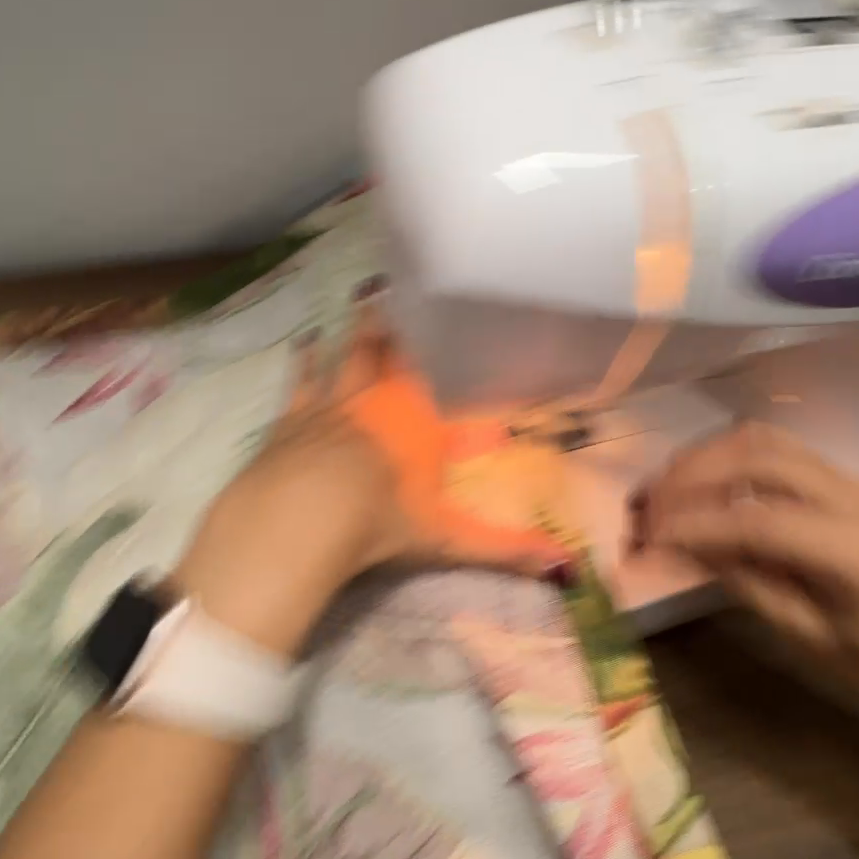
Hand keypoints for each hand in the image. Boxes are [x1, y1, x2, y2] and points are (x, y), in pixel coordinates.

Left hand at [172, 298, 571, 622]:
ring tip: (365, 291)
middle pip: (393, 355)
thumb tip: (567, 569)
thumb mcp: (446, 539)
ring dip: (358, 326)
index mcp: (417, 426)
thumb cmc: (378, 523)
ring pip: (349, 353)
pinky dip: (304, 359)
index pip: (440, 383)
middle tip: (407, 289)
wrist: (299, 518)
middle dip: (402, 325)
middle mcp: (378, 403)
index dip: (452, 358)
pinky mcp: (291, 417)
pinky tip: (303, 339)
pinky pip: (302, 378)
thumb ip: (504, 550)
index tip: (466, 328)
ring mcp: (332, 405)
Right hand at [631, 423, 858, 709]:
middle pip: (760, 460)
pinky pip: (777, 448)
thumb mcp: (795, 630)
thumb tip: (674, 539)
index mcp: (856, 551)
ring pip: (765, 441)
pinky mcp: (845, 474)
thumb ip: (737, 575)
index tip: (649, 534)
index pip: (759, 520)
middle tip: (649, 502)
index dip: (696, 522)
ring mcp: (856, 478)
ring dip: (706, 456)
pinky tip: (700, 477)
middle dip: (693, 475)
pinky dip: (728, 456)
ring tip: (666, 484)